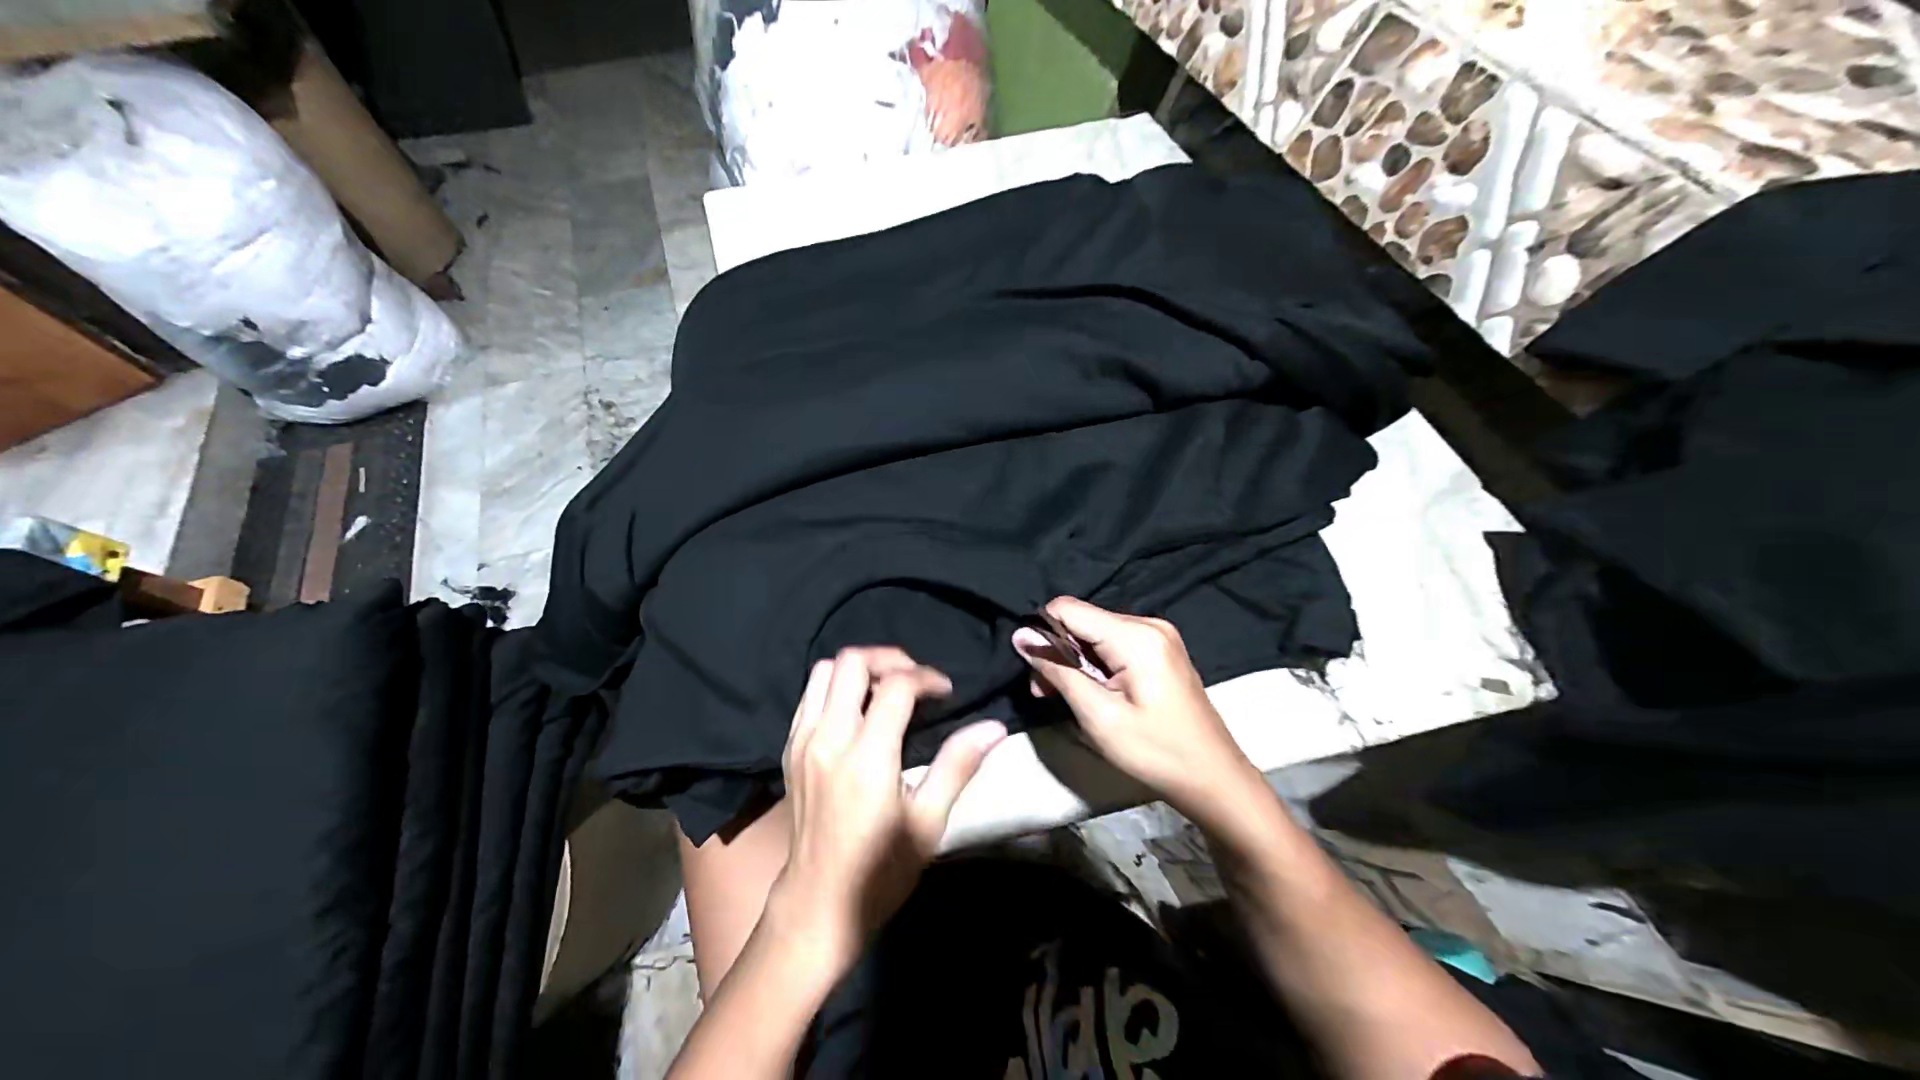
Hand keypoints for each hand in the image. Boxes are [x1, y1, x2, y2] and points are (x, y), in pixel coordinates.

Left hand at [770, 647, 1006, 975]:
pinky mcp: (789, 750)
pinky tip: (857, 708)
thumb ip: (957, 766)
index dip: (927, 678)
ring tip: (887, 687)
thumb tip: (994, 727)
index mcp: (866, 758)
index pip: (895, 686)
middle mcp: (828, 739)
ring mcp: (802, 742)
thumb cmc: (881, 870)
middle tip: (917, 679)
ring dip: (859, 669)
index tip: (947, 693)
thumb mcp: (928, 823)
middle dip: (890, 659)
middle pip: (852, 663)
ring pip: (824, 671)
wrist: (818, 904)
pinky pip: (808, 696)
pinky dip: (834, 687)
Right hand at [1013, 597, 1263, 833]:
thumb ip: (1058, 671)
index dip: (1042, 634)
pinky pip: (1113, 644)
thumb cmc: (1155, 752)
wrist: (1212, 777)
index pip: (1067, 608)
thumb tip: (1021, 636)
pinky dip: (1095, 665)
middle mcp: (1148, 624)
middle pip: (1080, 621)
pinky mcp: (1159, 649)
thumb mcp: (1098, 716)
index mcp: (1136, 636)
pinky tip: (1094, 693)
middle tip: (1047, 695)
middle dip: (1057, 653)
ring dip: (1074, 662)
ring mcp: (1157, 635)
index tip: (1035, 672)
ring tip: (1069, 699)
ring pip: (1093, 633)